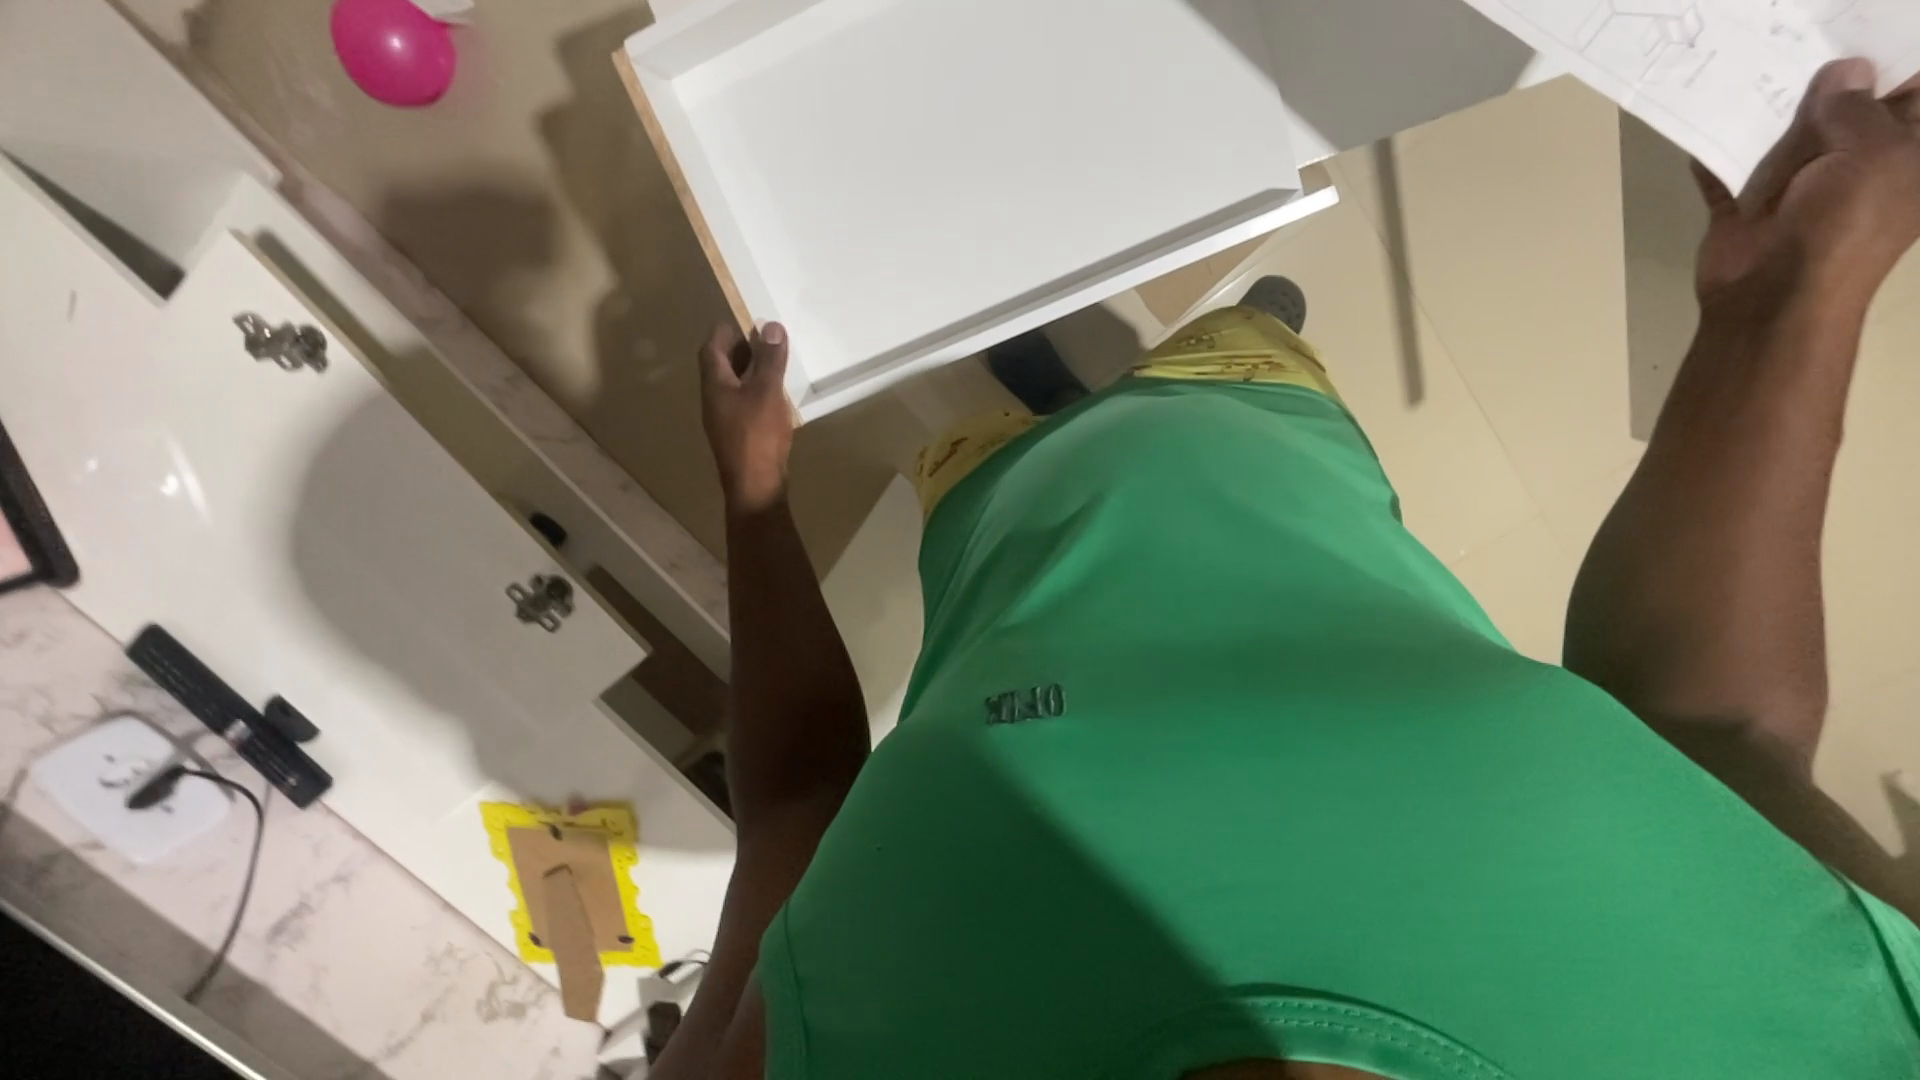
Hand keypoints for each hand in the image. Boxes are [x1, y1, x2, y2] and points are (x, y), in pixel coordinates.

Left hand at [699, 321, 793, 513]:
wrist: (755, 485)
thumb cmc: (758, 434)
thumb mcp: (767, 391)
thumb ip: (770, 359)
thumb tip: (771, 326)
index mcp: (714, 384)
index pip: (712, 348)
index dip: (726, 331)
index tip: (746, 321)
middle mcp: (713, 400)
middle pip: (721, 366)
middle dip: (740, 350)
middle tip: (765, 340)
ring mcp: (723, 420)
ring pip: (732, 386)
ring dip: (749, 372)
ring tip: (773, 364)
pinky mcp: (737, 435)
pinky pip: (742, 403)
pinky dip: (754, 392)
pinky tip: (773, 397)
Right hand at [1694, 59, 1919, 312]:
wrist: (1774, 294)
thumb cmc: (1847, 221)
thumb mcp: (1874, 151)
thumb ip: (1854, 107)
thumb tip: (1843, 70)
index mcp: (1915, 147)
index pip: (1915, 88)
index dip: (1894, 57)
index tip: (1864, 28)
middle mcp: (1862, 161)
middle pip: (1847, 107)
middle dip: (1825, 78)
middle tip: (1800, 39)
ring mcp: (1802, 186)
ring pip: (1786, 137)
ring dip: (1765, 114)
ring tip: (1746, 70)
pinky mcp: (1749, 207)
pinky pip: (1728, 175)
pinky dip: (1713, 159)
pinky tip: (1701, 129)